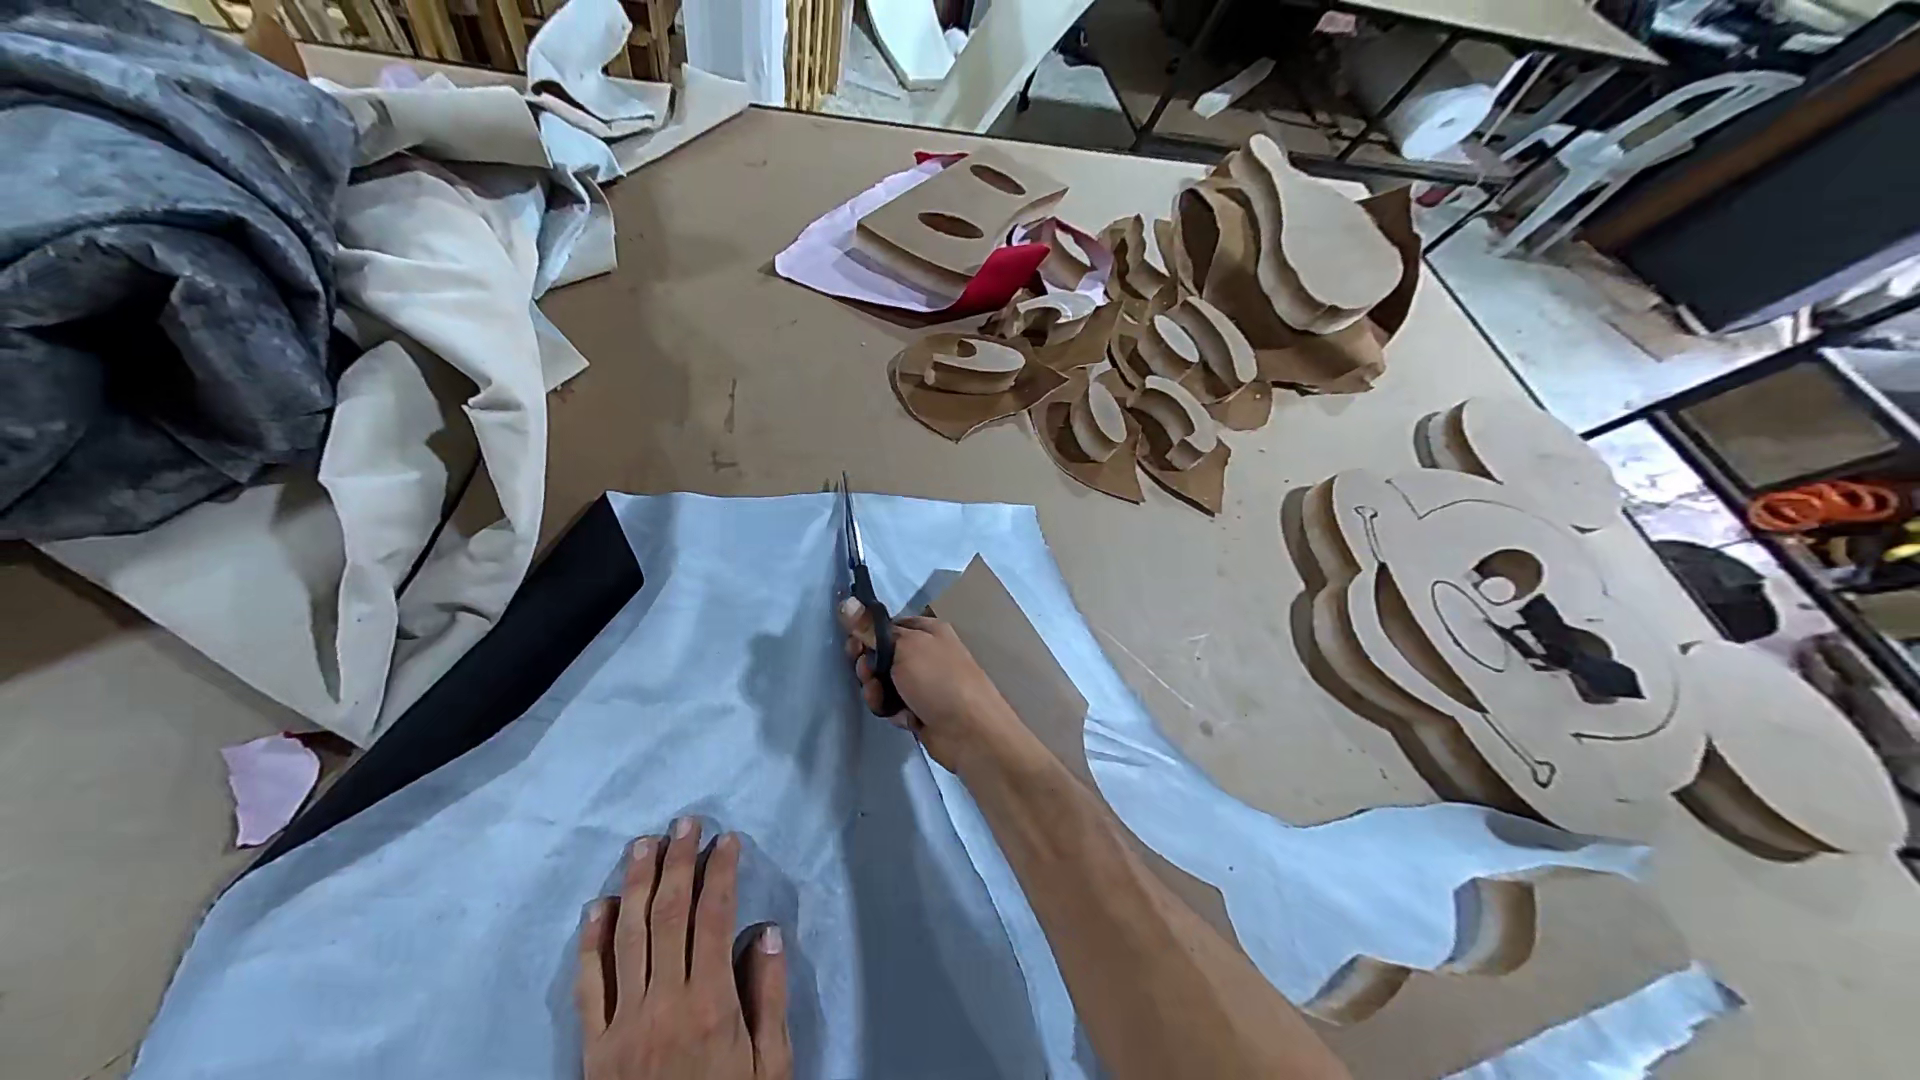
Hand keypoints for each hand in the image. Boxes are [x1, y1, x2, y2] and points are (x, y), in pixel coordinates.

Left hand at [577, 819, 790, 1079]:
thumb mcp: (771, 1068)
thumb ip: (769, 997)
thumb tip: (767, 931)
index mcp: (711, 1005)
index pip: (714, 918)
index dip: (721, 872)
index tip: (726, 840)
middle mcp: (663, 1004)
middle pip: (668, 916)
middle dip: (678, 862)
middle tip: (684, 822)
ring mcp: (621, 1024)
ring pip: (627, 937)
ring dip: (636, 884)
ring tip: (644, 844)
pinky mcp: (592, 1047)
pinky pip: (588, 984)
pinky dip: (591, 940)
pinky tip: (599, 905)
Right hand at [838, 599, 1027, 773]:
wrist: (970, 732)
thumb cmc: (939, 680)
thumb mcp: (904, 647)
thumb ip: (872, 629)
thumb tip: (846, 601)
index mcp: (927, 630)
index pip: (886, 626)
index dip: (866, 635)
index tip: (853, 646)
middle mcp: (925, 653)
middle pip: (880, 654)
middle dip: (868, 666)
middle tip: (868, 675)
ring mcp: (922, 682)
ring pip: (883, 681)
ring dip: (876, 690)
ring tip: (883, 700)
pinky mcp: (918, 708)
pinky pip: (892, 703)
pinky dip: (890, 709)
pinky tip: (900, 716)